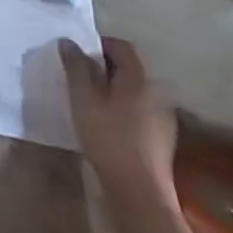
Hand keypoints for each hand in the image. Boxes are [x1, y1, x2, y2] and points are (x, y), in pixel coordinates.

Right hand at [60, 37, 177, 194]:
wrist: (139, 190)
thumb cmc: (107, 137)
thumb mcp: (83, 98)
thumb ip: (76, 66)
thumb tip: (68, 42)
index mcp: (139, 79)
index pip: (122, 47)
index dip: (99, 43)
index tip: (77, 53)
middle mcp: (156, 92)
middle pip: (129, 67)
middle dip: (103, 66)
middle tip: (78, 76)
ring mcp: (163, 115)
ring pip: (134, 89)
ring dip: (112, 87)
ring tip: (89, 99)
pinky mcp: (162, 136)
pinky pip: (139, 107)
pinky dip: (122, 105)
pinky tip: (107, 122)